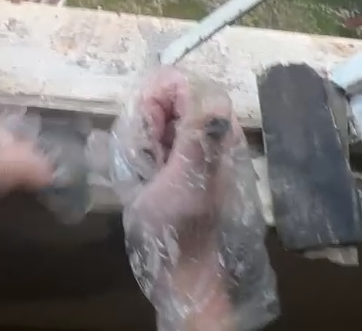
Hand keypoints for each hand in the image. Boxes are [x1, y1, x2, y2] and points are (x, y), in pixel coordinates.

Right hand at [117, 67, 236, 259]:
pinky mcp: (185, 163)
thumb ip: (198, 136)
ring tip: (144, 162)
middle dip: (150, 112)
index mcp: (218, 136)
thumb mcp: (186, 181)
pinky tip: (146, 170)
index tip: (143, 117)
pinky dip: (148, 144)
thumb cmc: (179, 230)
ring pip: (165, 113)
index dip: (162, 91)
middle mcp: (212, 136)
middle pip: (176, 95)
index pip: (190, 85)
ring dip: (146, 130)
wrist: (183, 277)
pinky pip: (162, 134)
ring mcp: (198, 150)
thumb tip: (209, 95)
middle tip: (143, 147)